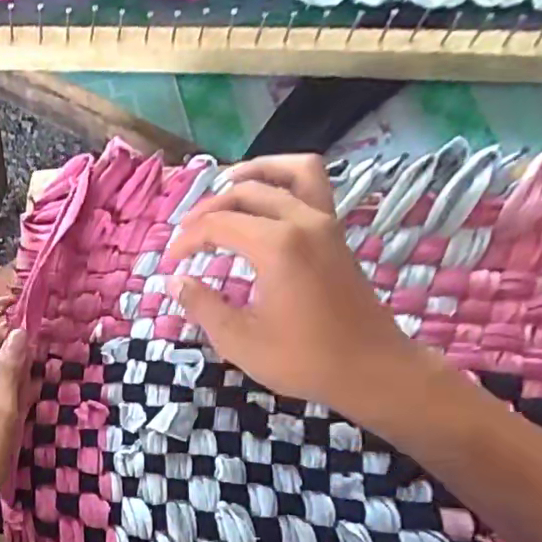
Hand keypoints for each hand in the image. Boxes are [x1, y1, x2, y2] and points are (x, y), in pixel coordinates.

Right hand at [164, 157, 446, 427]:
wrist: (372, 369)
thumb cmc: (303, 359)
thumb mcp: (240, 340)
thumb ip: (203, 305)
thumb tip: (176, 281)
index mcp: (277, 246)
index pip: (218, 223)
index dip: (187, 240)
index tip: (170, 263)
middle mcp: (303, 221)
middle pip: (247, 191)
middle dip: (208, 209)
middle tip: (187, 236)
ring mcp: (326, 223)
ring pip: (290, 172)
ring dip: (255, 173)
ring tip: (227, 187)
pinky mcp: (337, 233)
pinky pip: (312, 186)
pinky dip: (284, 182)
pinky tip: (265, 202)